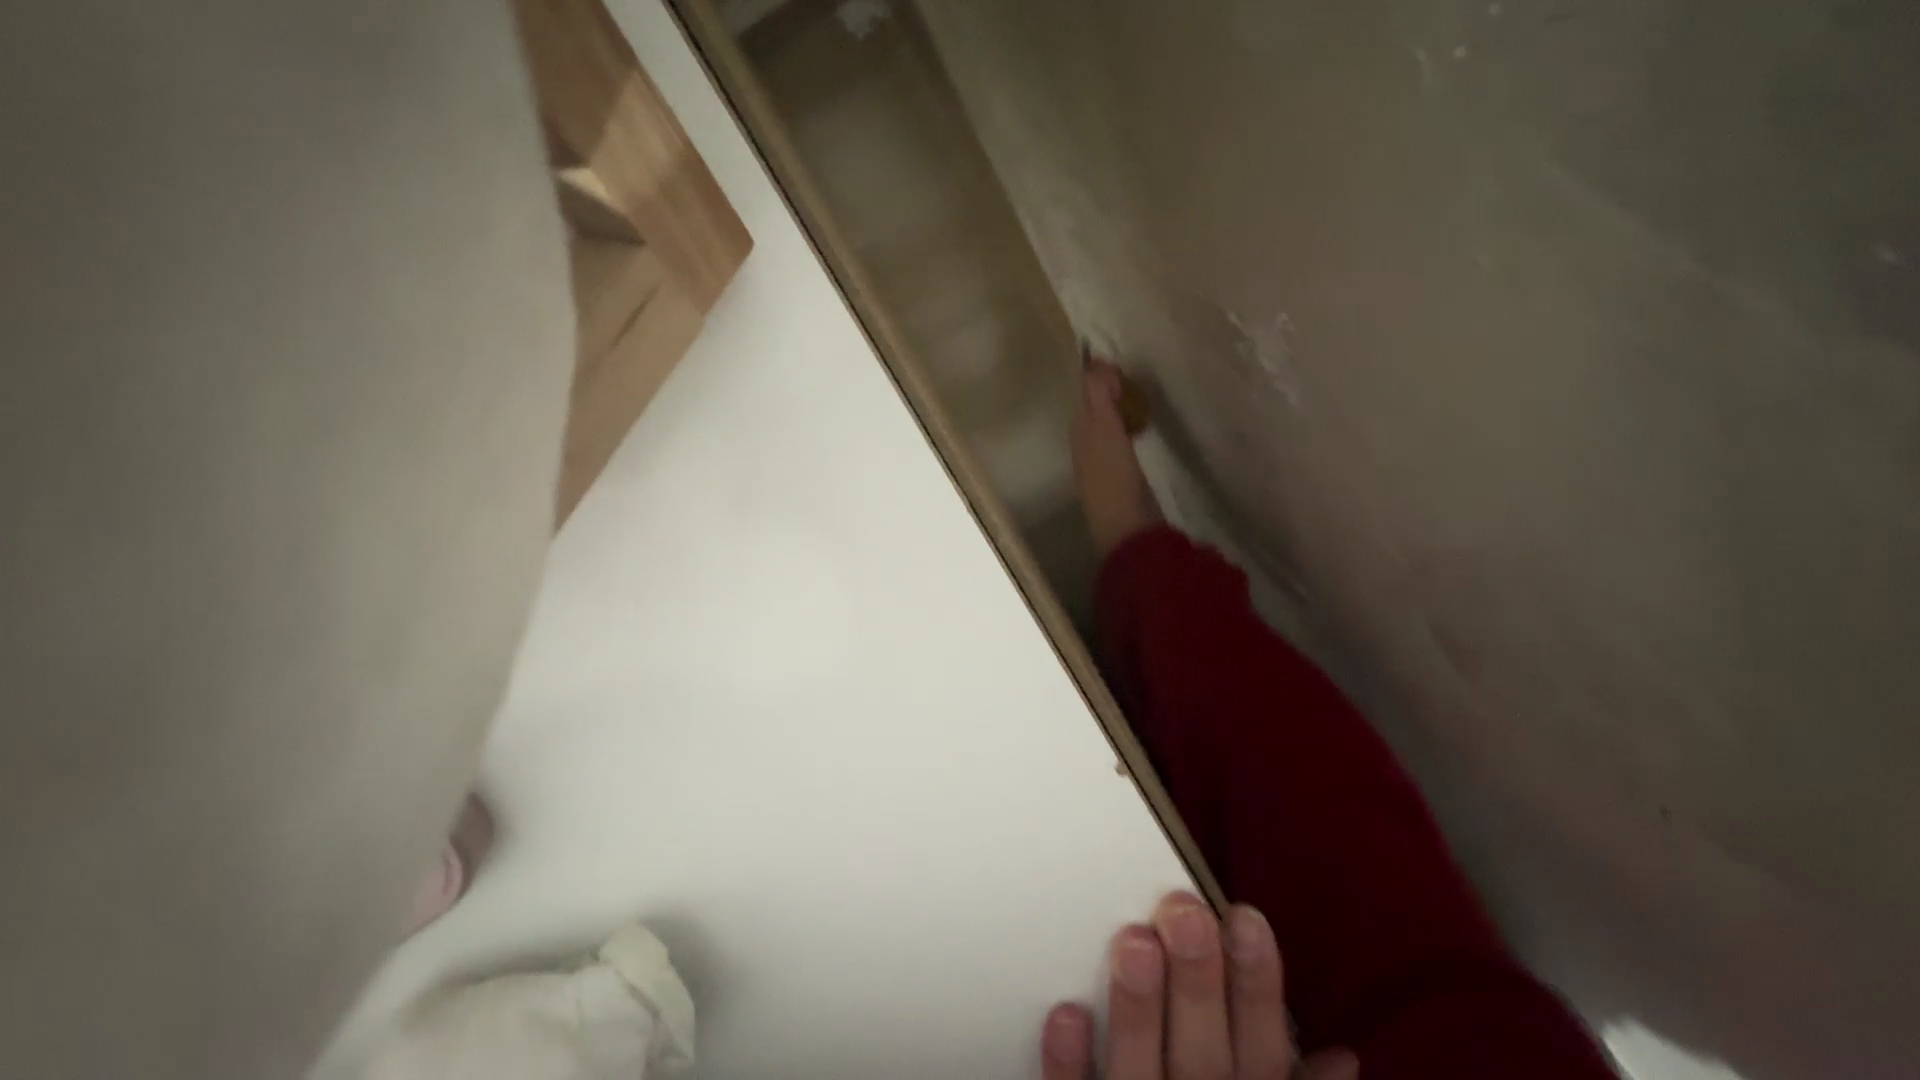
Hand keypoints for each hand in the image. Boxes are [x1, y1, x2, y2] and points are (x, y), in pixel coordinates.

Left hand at [1041, 893, 1357, 1079]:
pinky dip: (1071, 1065)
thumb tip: (1341, 1056)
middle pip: (1205, 1056)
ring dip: (1138, 1012)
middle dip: (1198, 983)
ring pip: (1140, 1075)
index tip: (1243, 917)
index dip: (1258, 985)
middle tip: (1184, 913)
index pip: (1266, 1049)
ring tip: (1132, 943)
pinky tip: (1066, 1013)